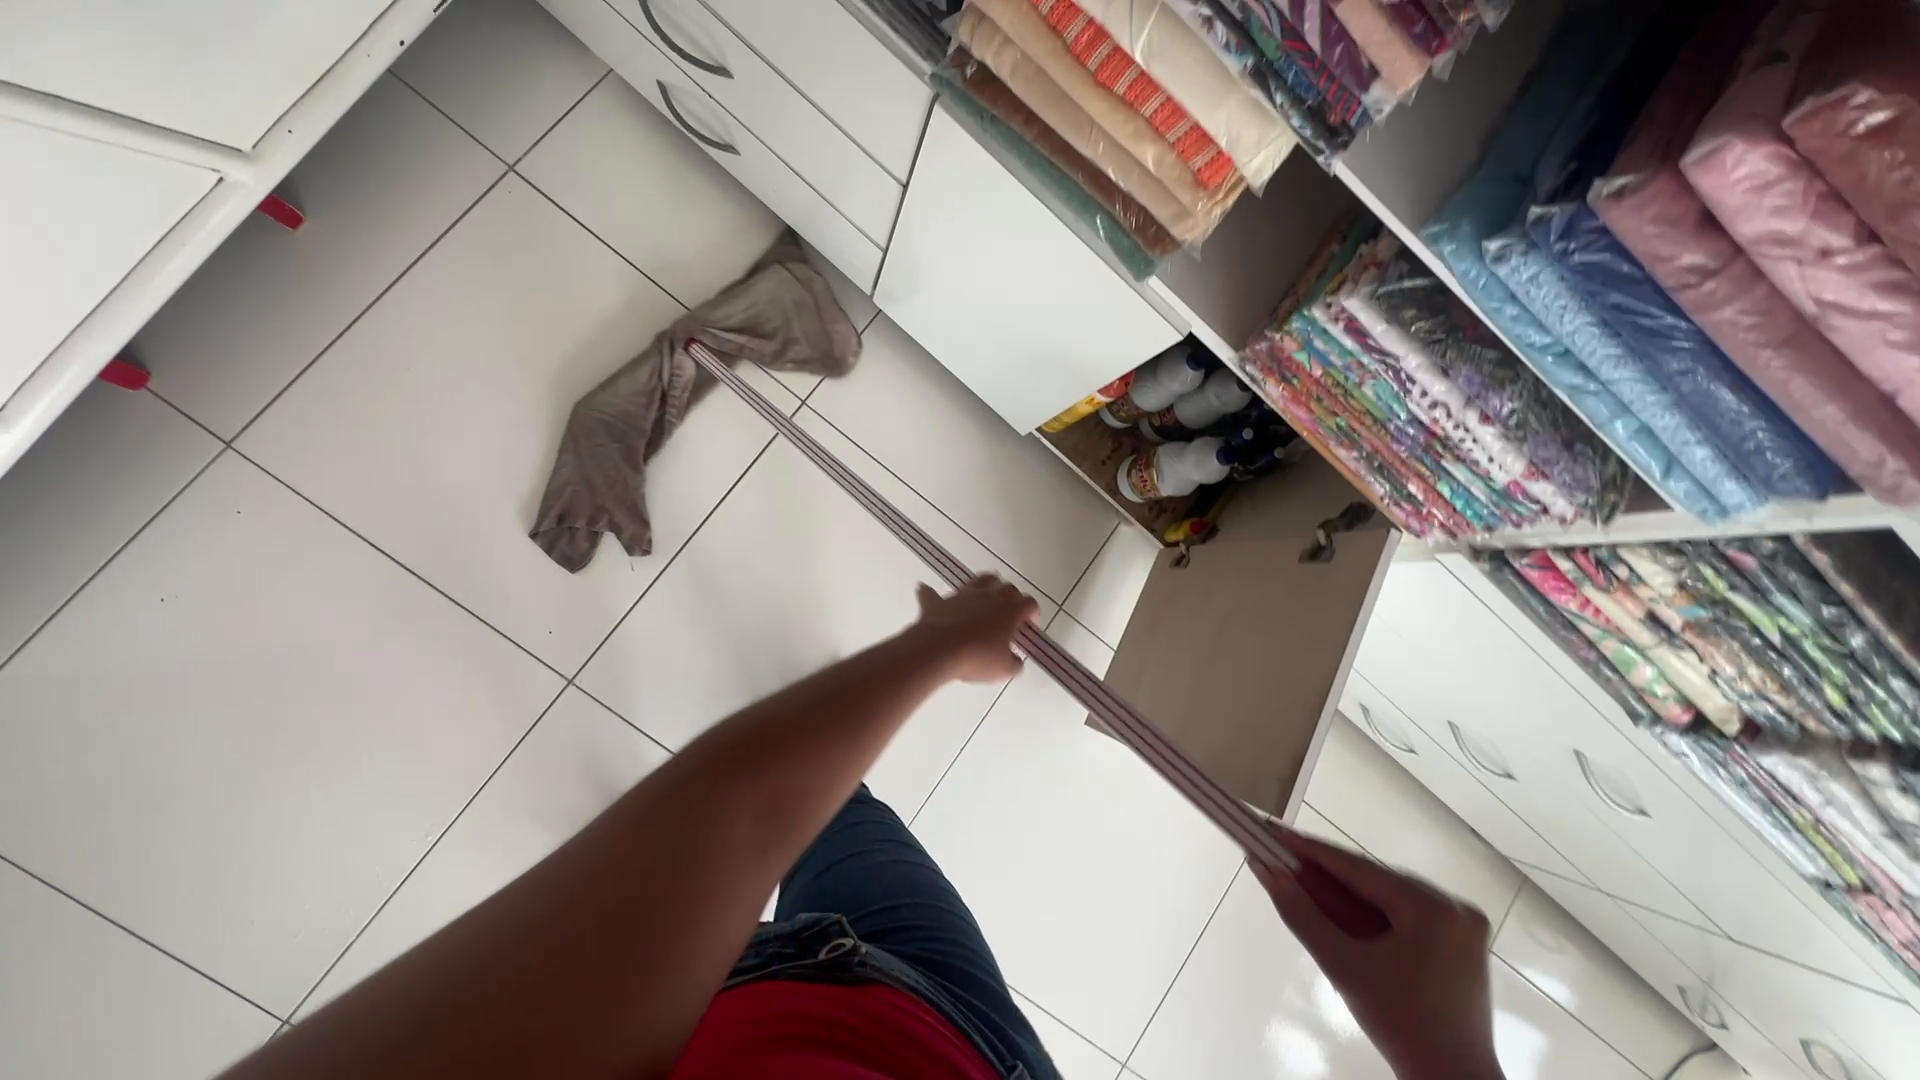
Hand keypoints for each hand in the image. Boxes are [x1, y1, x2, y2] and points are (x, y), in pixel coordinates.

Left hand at [909, 576, 1039, 682]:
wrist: (938, 650)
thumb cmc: (977, 658)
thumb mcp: (1004, 669)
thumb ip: (1014, 663)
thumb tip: (1014, 660)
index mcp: (1009, 610)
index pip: (1029, 603)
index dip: (1032, 614)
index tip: (1028, 629)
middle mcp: (988, 596)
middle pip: (1007, 588)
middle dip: (1012, 599)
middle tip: (1009, 616)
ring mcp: (962, 595)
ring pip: (980, 580)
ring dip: (986, 585)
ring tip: (985, 598)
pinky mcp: (938, 602)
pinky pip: (932, 594)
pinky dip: (931, 594)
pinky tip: (927, 592)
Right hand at [1251, 825, 1502, 1079]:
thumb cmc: (1396, 1022)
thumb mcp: (1342, 966)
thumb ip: (1301, 913)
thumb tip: (1266, 870)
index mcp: (1433, 909)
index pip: (1359, 868)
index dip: (1312, 850)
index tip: (1275, 834)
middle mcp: (1455, 907)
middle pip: (1376, 880)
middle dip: (1329, 875)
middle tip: (1286, 863)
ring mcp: (1464, 924)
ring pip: (1390, 895)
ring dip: (1350, 893)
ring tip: (1308, 888)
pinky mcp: (1463, 941)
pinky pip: (1407, 912)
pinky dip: (1374, 911)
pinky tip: (1346, 915)